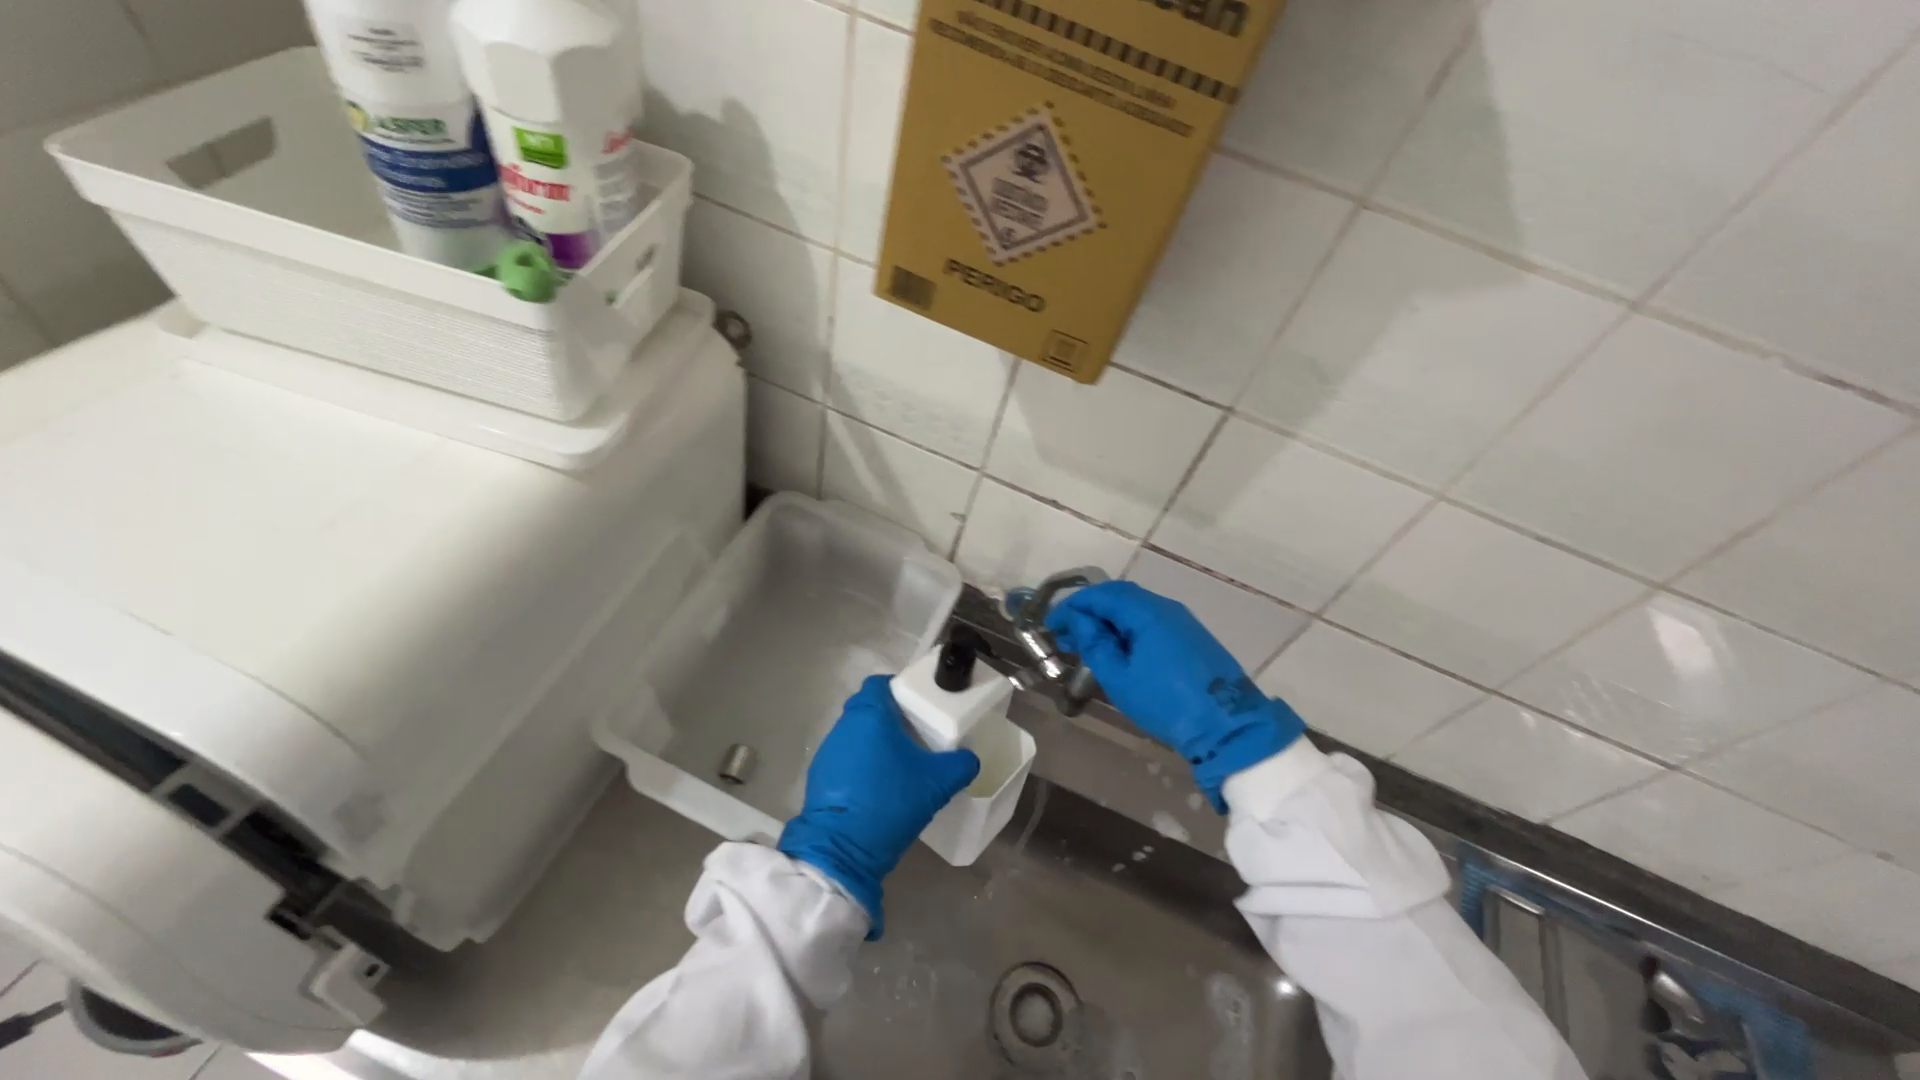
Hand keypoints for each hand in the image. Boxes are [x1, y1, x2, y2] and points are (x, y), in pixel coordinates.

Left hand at [777, 674, 979, 937]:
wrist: (842, 848)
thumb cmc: (890, 801)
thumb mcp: (937, 784)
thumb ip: (960, 765)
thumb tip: (970, 758)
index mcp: (871, 714)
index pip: (880, 683)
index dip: (899, 689)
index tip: (918, 705)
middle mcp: (845, 725)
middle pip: (868, 707)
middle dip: (890, 716)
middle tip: (915, 732)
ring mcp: (828, 750)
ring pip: (855, 733)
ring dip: (873, 741)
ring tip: (898, 761)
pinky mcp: (819, 776)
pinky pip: (844, 757)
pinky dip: (860, 763)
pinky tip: (877, 784)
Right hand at [1046, 581, 1304, 812]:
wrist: (1228, 728)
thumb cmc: (1166, 703)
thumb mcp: (1120, 677)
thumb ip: (1095, 644)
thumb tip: (1078, 621)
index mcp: (1148, 612)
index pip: (1102, 594)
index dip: (1073, 606)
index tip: (1052, 625)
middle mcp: (1167, 608)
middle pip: (1120, 598)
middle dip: (1089, 613)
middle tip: (1065, 636)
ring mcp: (1183, 623)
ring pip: (1137, 611)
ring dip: (1109, 623)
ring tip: (1087, 646)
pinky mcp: (1192, 639)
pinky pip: (1151, 624)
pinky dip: (1128, 631)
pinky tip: (1118, 651)